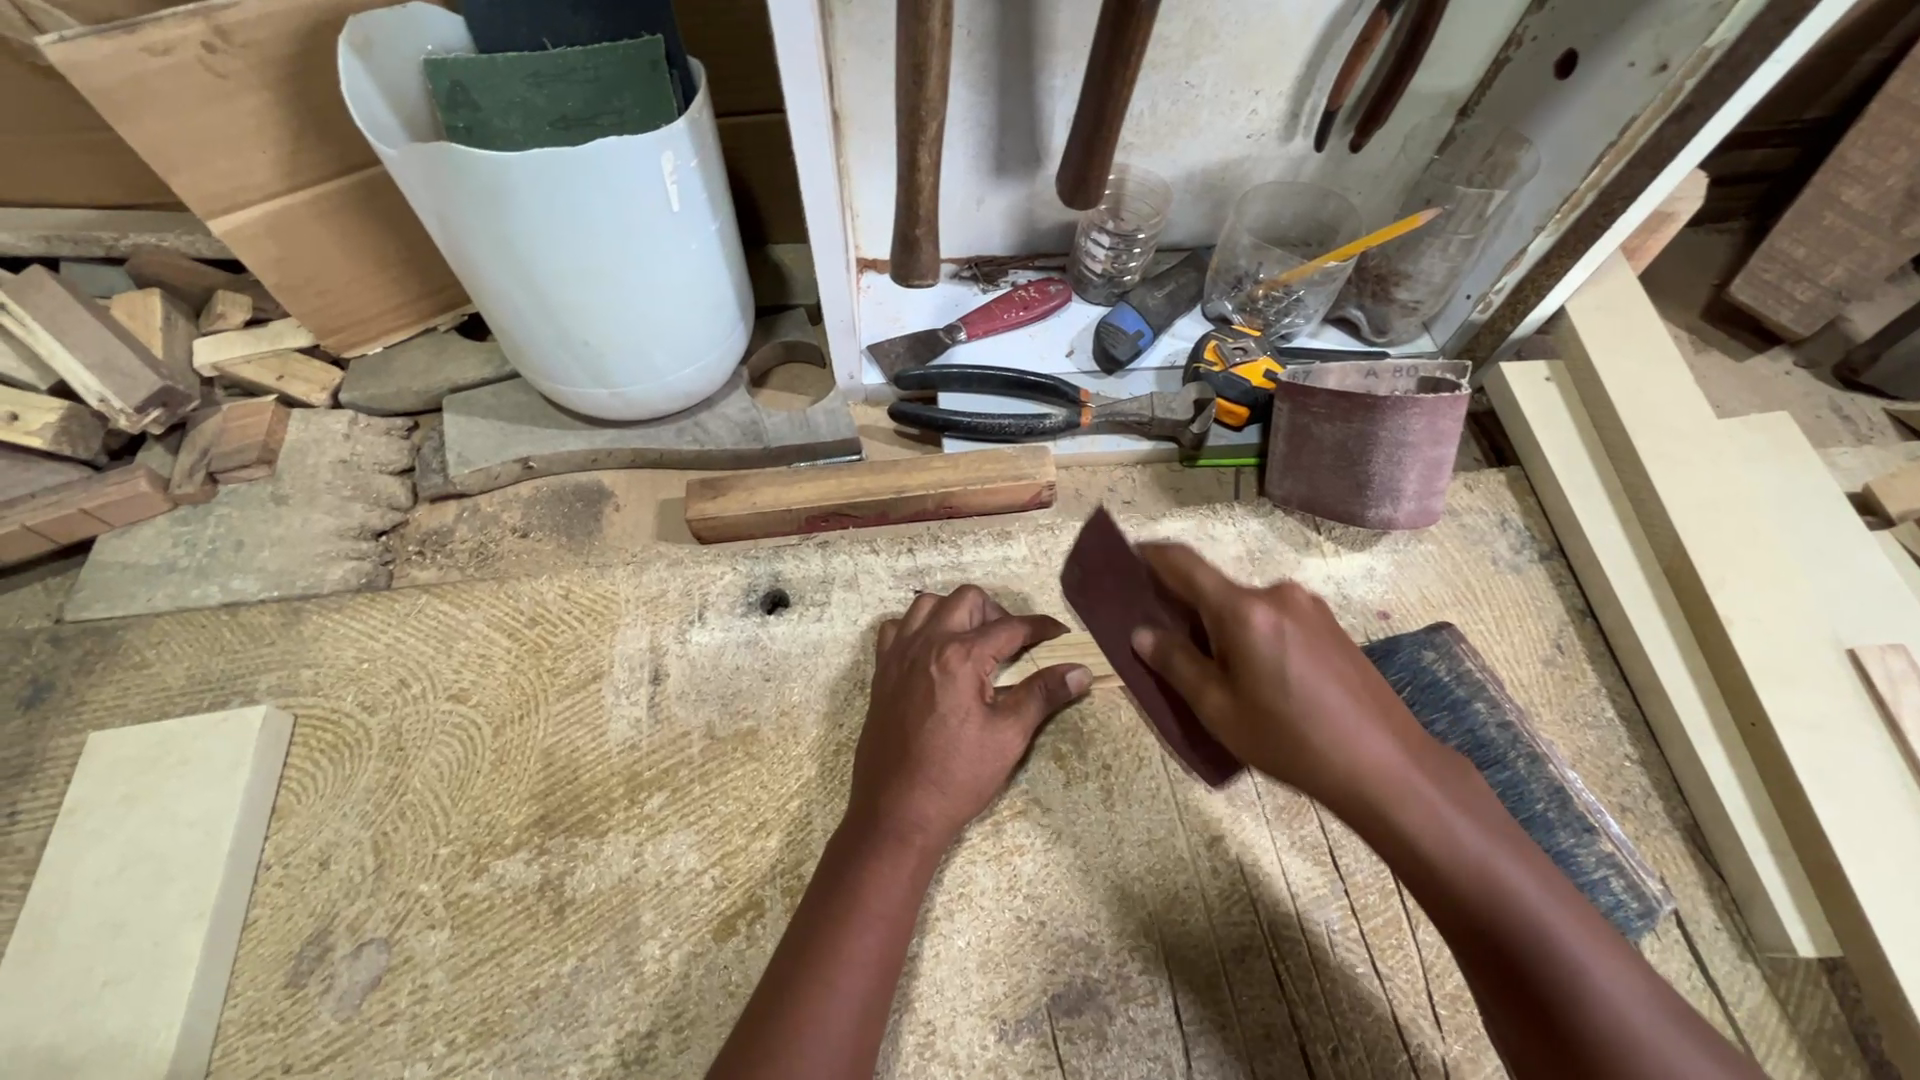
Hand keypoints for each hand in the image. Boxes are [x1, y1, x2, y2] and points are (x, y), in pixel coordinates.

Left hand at [847, 586, 1092, 851]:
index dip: (1041, 628)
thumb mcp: (1009, 736)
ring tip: (975, 645)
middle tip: (1014, 646)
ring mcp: (898, 655)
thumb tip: (1080, 671)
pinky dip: (918, 629)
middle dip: (997, 613)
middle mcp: (925, 643)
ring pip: (928, 605)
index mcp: (960, 656)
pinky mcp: (881, 672)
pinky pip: (897, 628)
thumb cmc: (956, 777)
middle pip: (968, 600)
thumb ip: (1043, 694)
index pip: (1011, 626)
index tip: (1060, 636)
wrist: (896, 812)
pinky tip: (934, 655)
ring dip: (956, 614)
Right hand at [1129, 543, 1443, 814]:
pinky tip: (1258, 679)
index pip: (1183, 563)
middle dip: (1186, 610)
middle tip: (1166, 645)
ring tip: (1215, 674)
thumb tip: (1143, 633)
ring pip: (1246, 608)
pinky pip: (1274, 620)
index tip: (1126, 556)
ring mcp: (1309, 608)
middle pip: (1215, 589)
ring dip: (1222, 628)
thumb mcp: (1219, 709)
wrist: (1385, 764)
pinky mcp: (1330, 626)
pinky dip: (1251, 636)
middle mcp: (1277, 594)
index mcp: (1243, 609)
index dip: (1150, 555)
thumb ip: (1177, 664)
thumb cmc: (1290, 739)